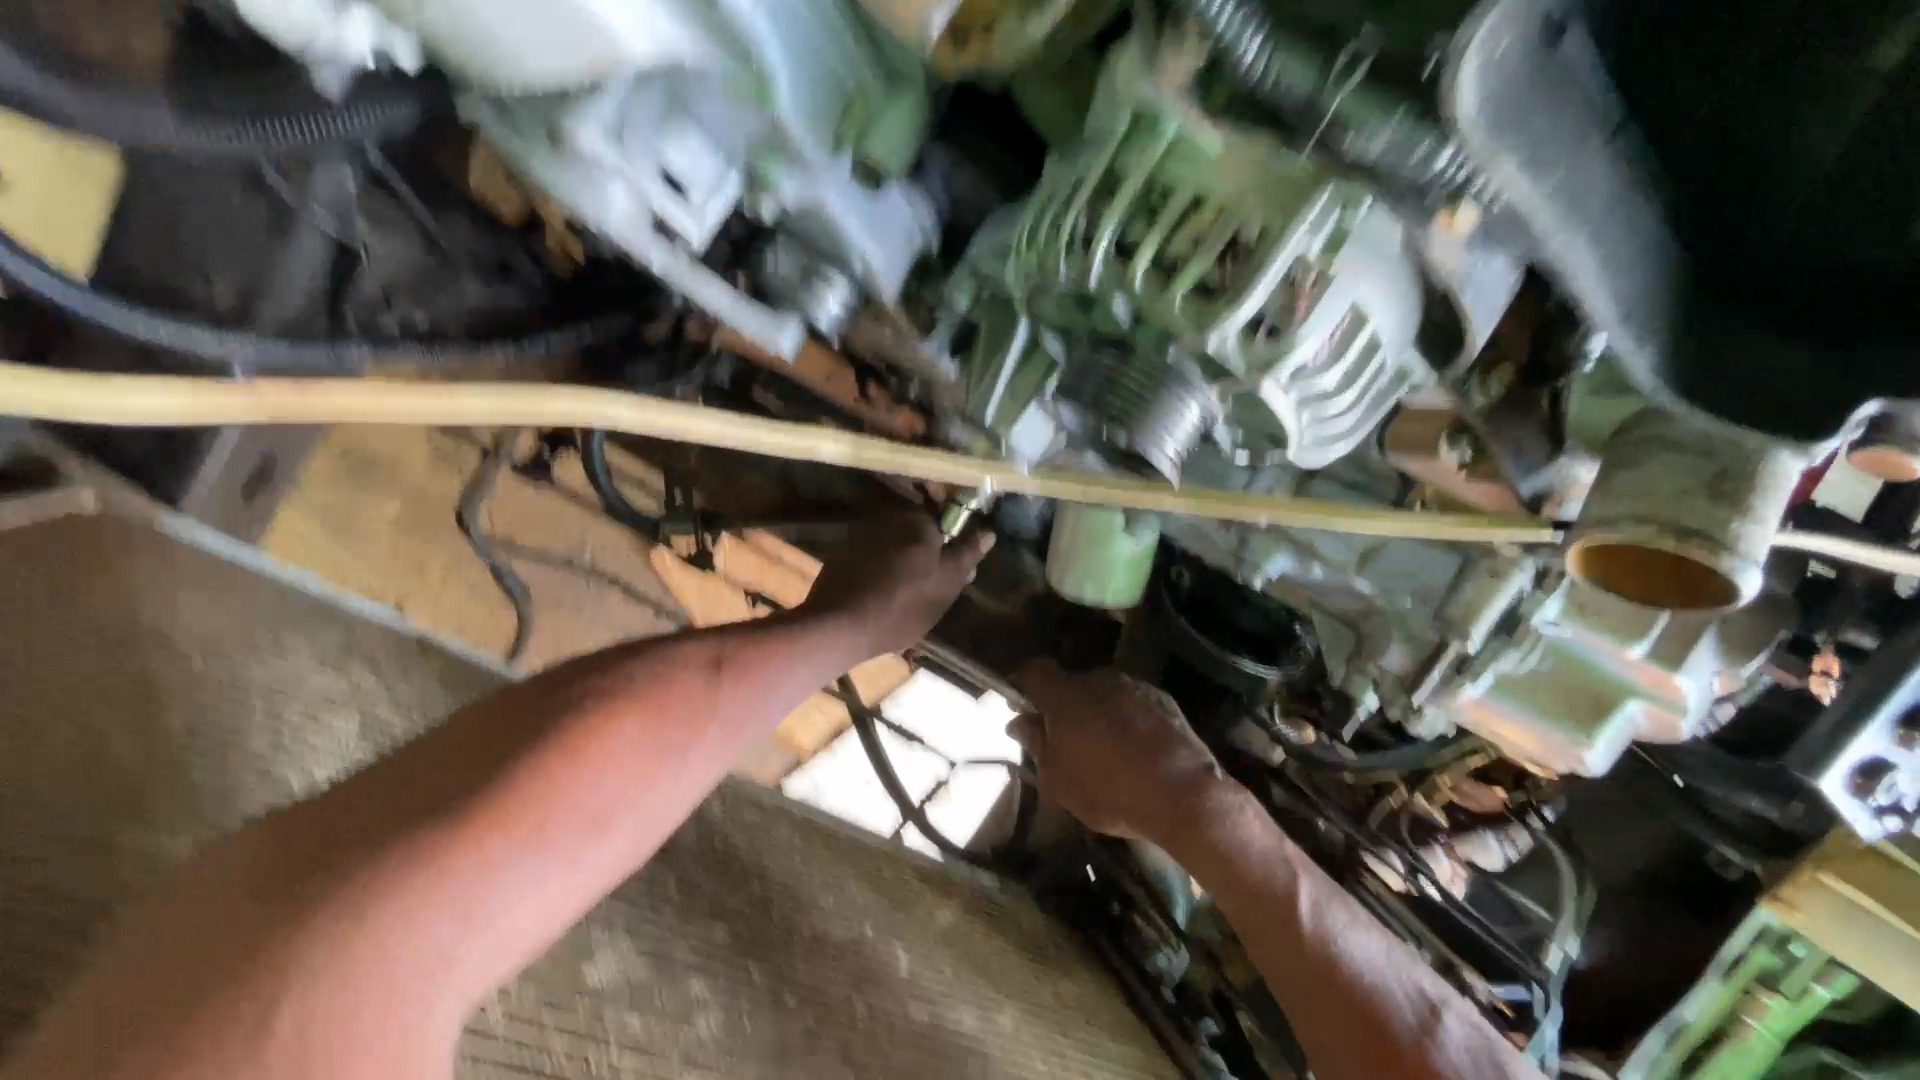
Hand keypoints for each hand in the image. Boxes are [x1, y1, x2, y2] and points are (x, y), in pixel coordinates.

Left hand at [802, 509, 994, 658]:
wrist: (839, 626)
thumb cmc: (903, 603)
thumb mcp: (947, 582)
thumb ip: (968, 553)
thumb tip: (988, 531)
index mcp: (915, 517)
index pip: (947, 513)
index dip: (959, 539)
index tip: (964, 565)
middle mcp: (887, 515)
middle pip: (922, 528)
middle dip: (935, 550)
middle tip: (944, 583)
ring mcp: (862, 533)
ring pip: (899, 542)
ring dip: (911, 560)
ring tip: (919, 594)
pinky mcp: (844, 553)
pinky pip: (878, 554)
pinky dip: (889, 568)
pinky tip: (891, 593)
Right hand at [1010, 661, 1238, 845]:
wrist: (1182, 793)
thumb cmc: (1108, 789)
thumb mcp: (1058, 780)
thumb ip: (1035, 745)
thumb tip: (1019, 723)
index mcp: (1065, 696)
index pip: (1035, 670)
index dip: (1025, 686)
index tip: (1025, 710)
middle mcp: (1098, 680)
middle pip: (1071, 684)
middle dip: (1064, 706)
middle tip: (1065, 741)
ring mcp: (1134, 686)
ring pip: (1103, 693)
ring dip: (1097, 712)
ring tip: (1104, 749)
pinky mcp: (1163, 699)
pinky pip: (1132, 703)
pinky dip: (1126, 719)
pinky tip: (1135, 750)